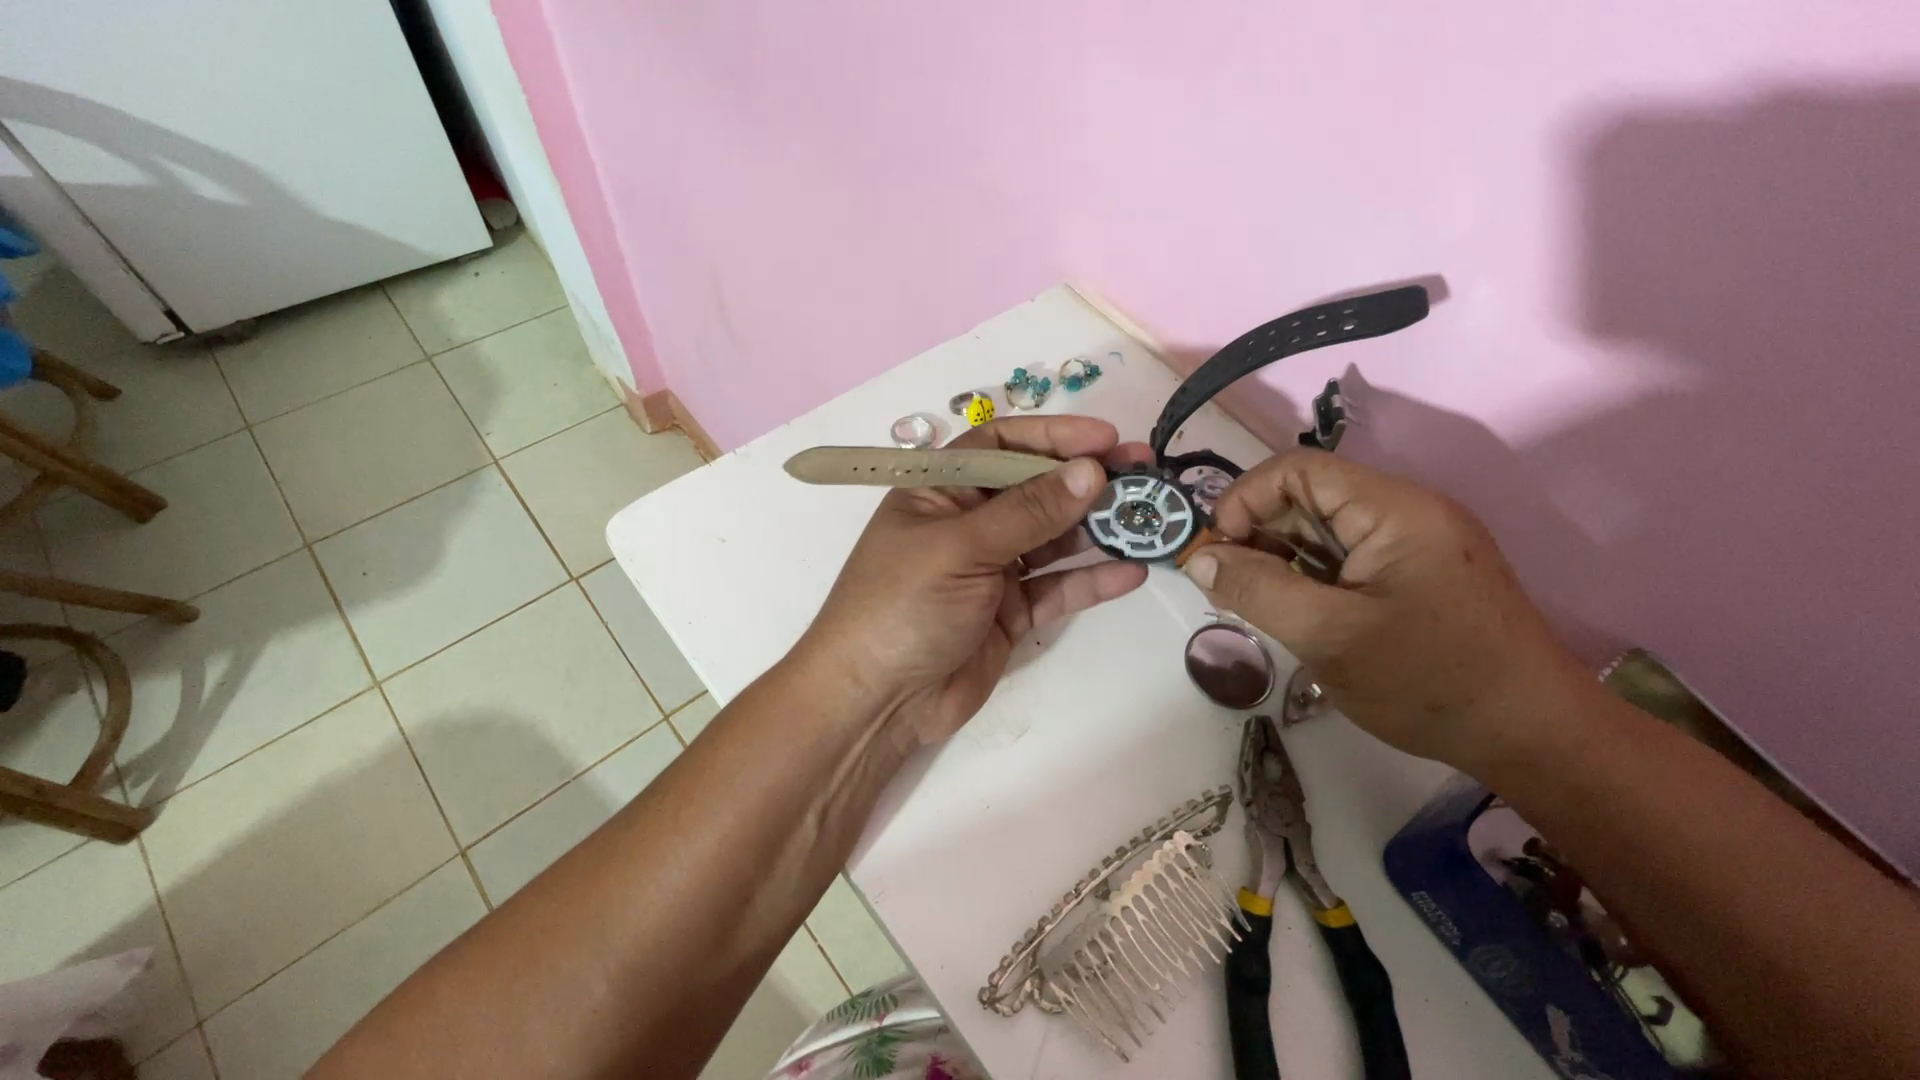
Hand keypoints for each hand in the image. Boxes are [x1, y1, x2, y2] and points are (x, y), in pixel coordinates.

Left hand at [801, 416, 1150, 746]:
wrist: (877, 702)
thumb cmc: (902, 607)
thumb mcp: (962, 548)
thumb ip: (1029, 512)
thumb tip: (1091, 471)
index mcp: (940, 493)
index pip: (1002, 448)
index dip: (1053, 437)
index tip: (1105, 437)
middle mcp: (968, 525)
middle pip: (1036, 491)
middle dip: (1087, 480)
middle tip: (1144, 470)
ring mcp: (991, 571)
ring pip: (1054, 539)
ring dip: (1099, 528)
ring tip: (1152, 515)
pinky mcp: (1010, 615)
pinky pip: (1058, 589)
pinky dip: (1093, 580)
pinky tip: (1132, 570)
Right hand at [1181, 448, 1592, 768]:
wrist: (1532, 735)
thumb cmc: (1428, 682)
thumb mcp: (1329, 636)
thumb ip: (1257, 591)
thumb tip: (1199, 559)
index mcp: (1393, 509)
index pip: (1297, 470)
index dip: (1244, 500)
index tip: (1214, 554)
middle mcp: (1407, 511)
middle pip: (1309, 498)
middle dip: (1259, 536)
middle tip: (1229, 590)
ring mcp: (1417, 543)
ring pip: (1325, 532)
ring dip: (1283, 562)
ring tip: (1261, 609)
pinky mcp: (1420, 574)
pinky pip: (1349, 559)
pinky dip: (1312, 580)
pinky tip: (1300, 616)